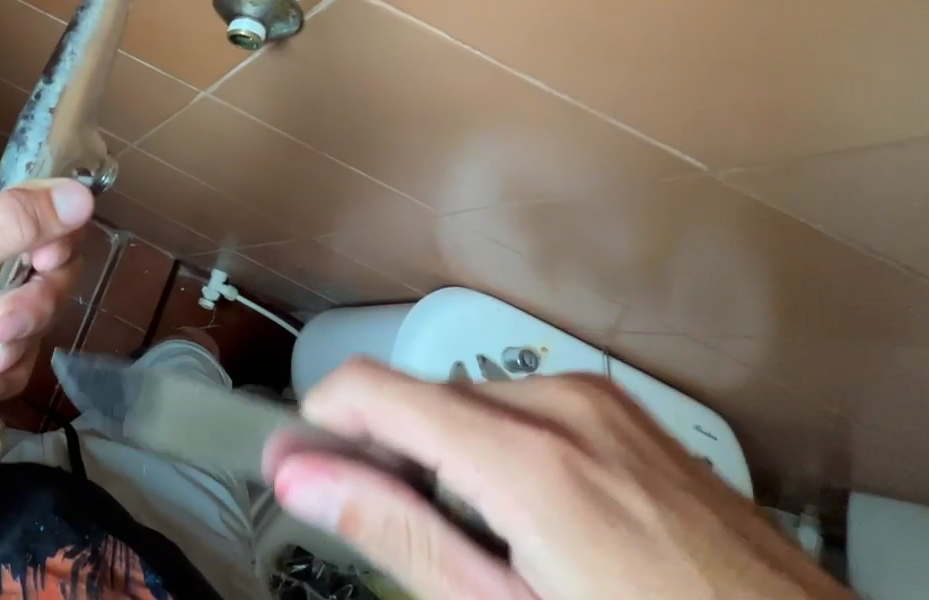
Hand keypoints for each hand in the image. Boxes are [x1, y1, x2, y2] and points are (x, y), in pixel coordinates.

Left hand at [0, 171, 94, 446]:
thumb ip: (8, 229)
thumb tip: (84, 193)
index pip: (39, 206)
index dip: (52, 238)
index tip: (41, 269)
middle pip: (46, 264)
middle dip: (30, 304)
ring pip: (35, 314)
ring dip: (13, 344)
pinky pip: (16, 353)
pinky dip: (2, 373)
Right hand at [268, 360, 848, 599]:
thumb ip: (394, 532)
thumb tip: (301, 476)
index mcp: (526, 456)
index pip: (368, 388)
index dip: (323, 425)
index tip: (306, 466)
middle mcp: (561, 406)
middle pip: (418, 398)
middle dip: (392, 453)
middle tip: (413, 536)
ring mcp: (603, 406)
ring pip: (467, 403)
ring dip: (448, 455)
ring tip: (488, 541)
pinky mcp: (627, 416)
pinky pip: (522, 408)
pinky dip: (499, 449)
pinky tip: (534, 521)